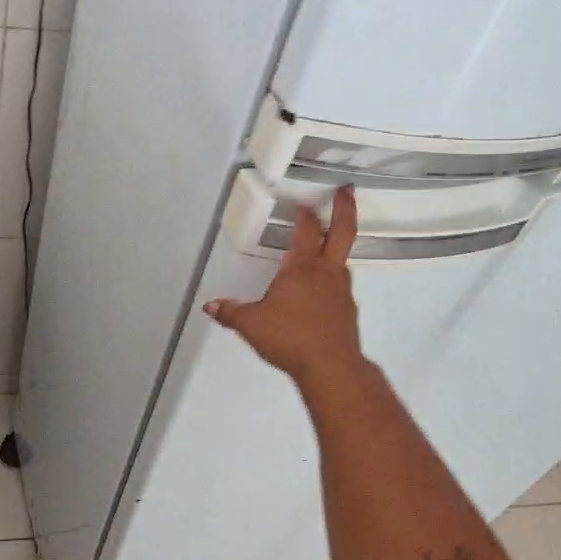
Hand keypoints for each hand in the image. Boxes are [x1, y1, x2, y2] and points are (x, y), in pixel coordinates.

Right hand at [204, 183, 363, 382]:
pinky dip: (333, 281)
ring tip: (327, 246)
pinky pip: (341, 287)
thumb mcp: (251, 324)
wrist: (330, 367)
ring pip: (342, 260)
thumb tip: (212, 307)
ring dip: (337, 247)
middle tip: (347, 192)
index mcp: (302, 268)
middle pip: (343, 232)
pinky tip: (322, 293)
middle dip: (344, 208)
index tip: (304, 204)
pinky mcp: (348, 311)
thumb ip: (231, 312)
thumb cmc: (291, 338)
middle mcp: (326, 274)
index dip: (305, 215)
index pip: (307, 231)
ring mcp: (342, 292)